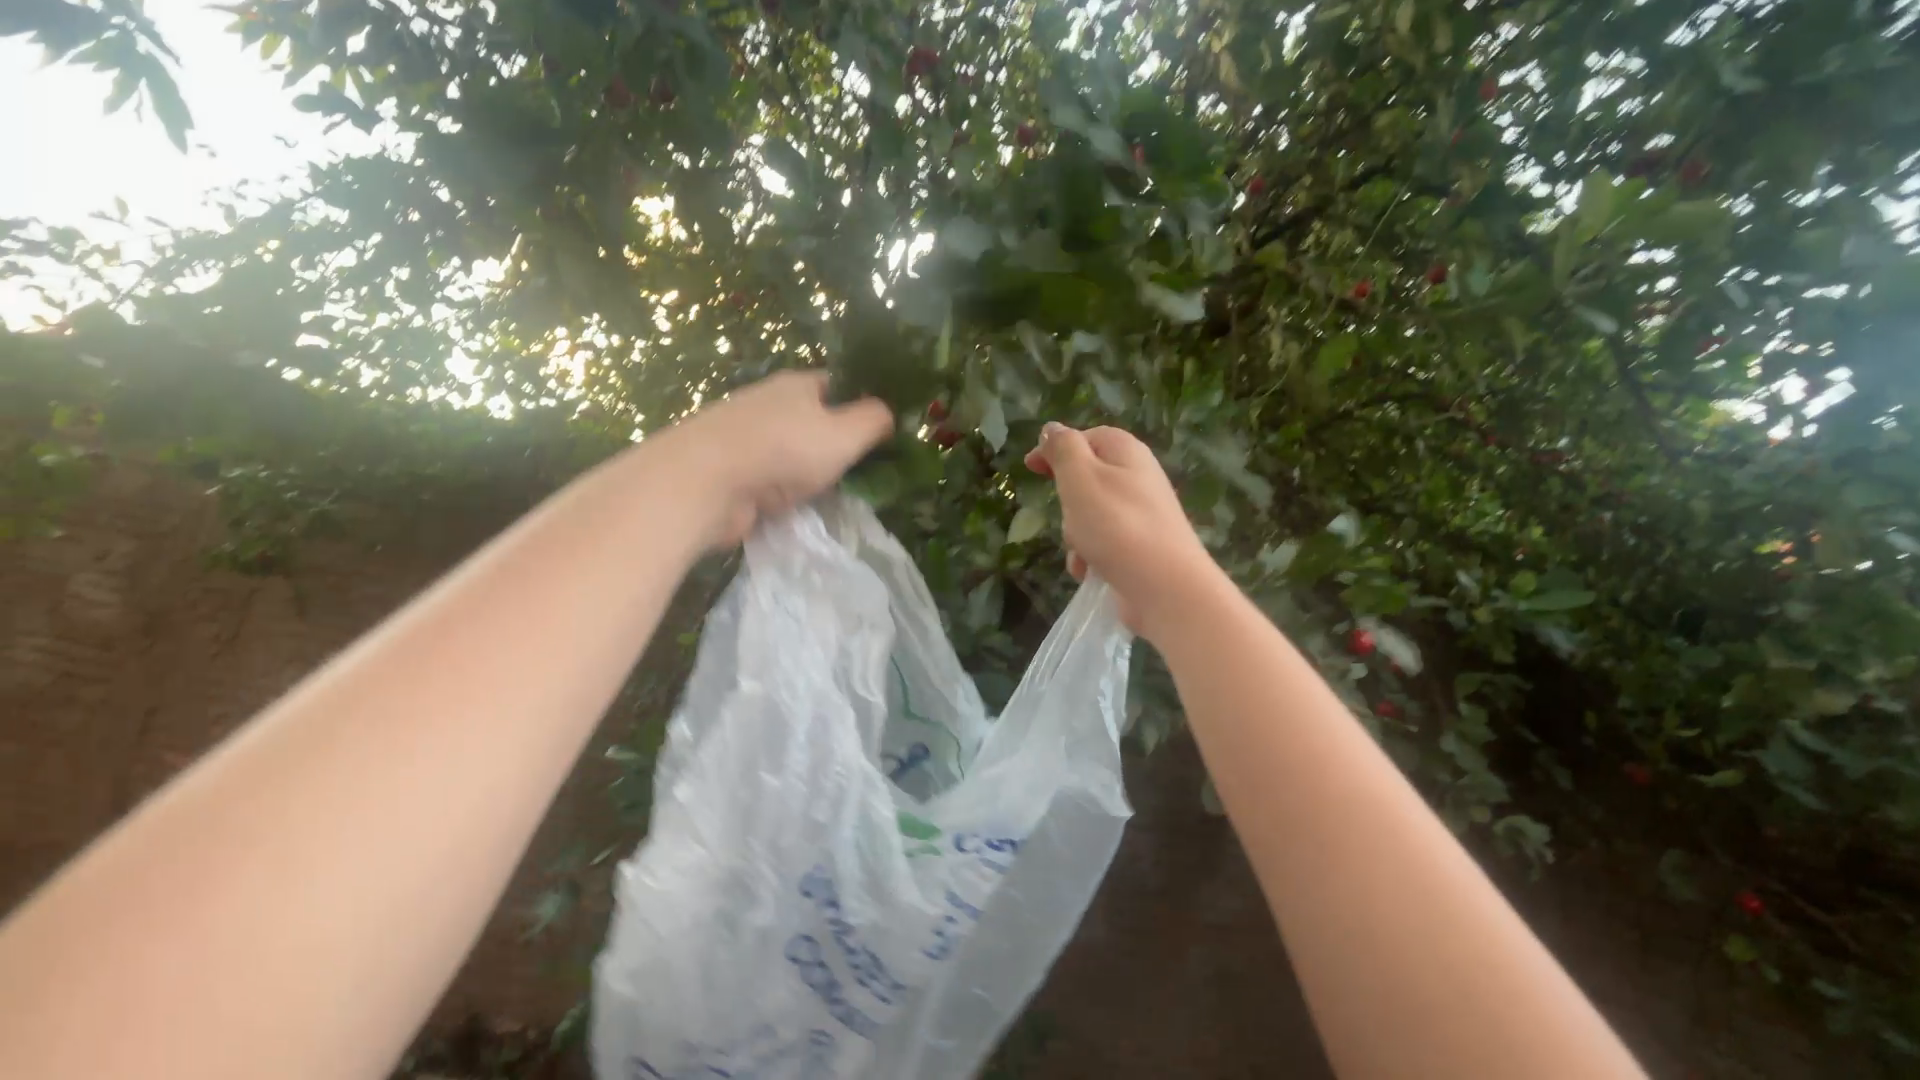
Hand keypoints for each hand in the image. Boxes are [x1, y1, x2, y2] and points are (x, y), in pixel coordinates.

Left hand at [670, 370, 892, 546]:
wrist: (705, 482)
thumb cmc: (784, 450)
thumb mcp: (846, 434)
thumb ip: (874, 421)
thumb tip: (888, 414)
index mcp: (798, 385)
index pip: (838, 385)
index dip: (861, 406)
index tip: (880, 435)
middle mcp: (768, 403)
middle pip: (812, 419)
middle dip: (833, 444)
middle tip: (861, 472)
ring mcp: (744, 438)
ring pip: (788, 451)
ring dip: (806, 471)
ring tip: (830, 496)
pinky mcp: (728, 471)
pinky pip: (767, 478)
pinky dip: (781, 491)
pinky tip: (794, 508)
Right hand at [1024, 422, 1225, 639]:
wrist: (1165, 588)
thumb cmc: (1117, 525)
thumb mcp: (1080, 477)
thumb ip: (1063, 448)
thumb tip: (1052, 429)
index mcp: (1127, 453)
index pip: (1087, 437)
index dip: (1057, 448)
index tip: (1030, 467)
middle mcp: (1138, 479)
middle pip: (1087, 480)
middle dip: (1068, 500)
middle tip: (1068, 513)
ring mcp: (1141, 516)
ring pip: (1090, 516)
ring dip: (1076, 534)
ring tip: (1083, 549)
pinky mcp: (1140, 549)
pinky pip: (1103, 545)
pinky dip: (1090, 557)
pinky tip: (1090, 571)